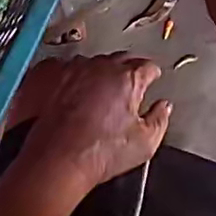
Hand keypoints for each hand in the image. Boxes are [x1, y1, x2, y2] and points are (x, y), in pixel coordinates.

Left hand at [9, 53, 171, 199]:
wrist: (58, 156)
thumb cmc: (99, 152)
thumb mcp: (145, 143)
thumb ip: (159, 119)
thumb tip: (163, 107)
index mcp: (127, 79)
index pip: (147, 66)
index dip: (152, 74)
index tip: (152, 77)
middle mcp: (100, 66)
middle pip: (121, 59)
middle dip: (128, 69)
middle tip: (129, 84)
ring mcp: (74, 67)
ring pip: (93, 62)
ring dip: (99, 71)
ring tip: (99, 91)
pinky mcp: (51, 73)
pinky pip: (67, 67)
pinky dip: (74, 75)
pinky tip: (73, 91)